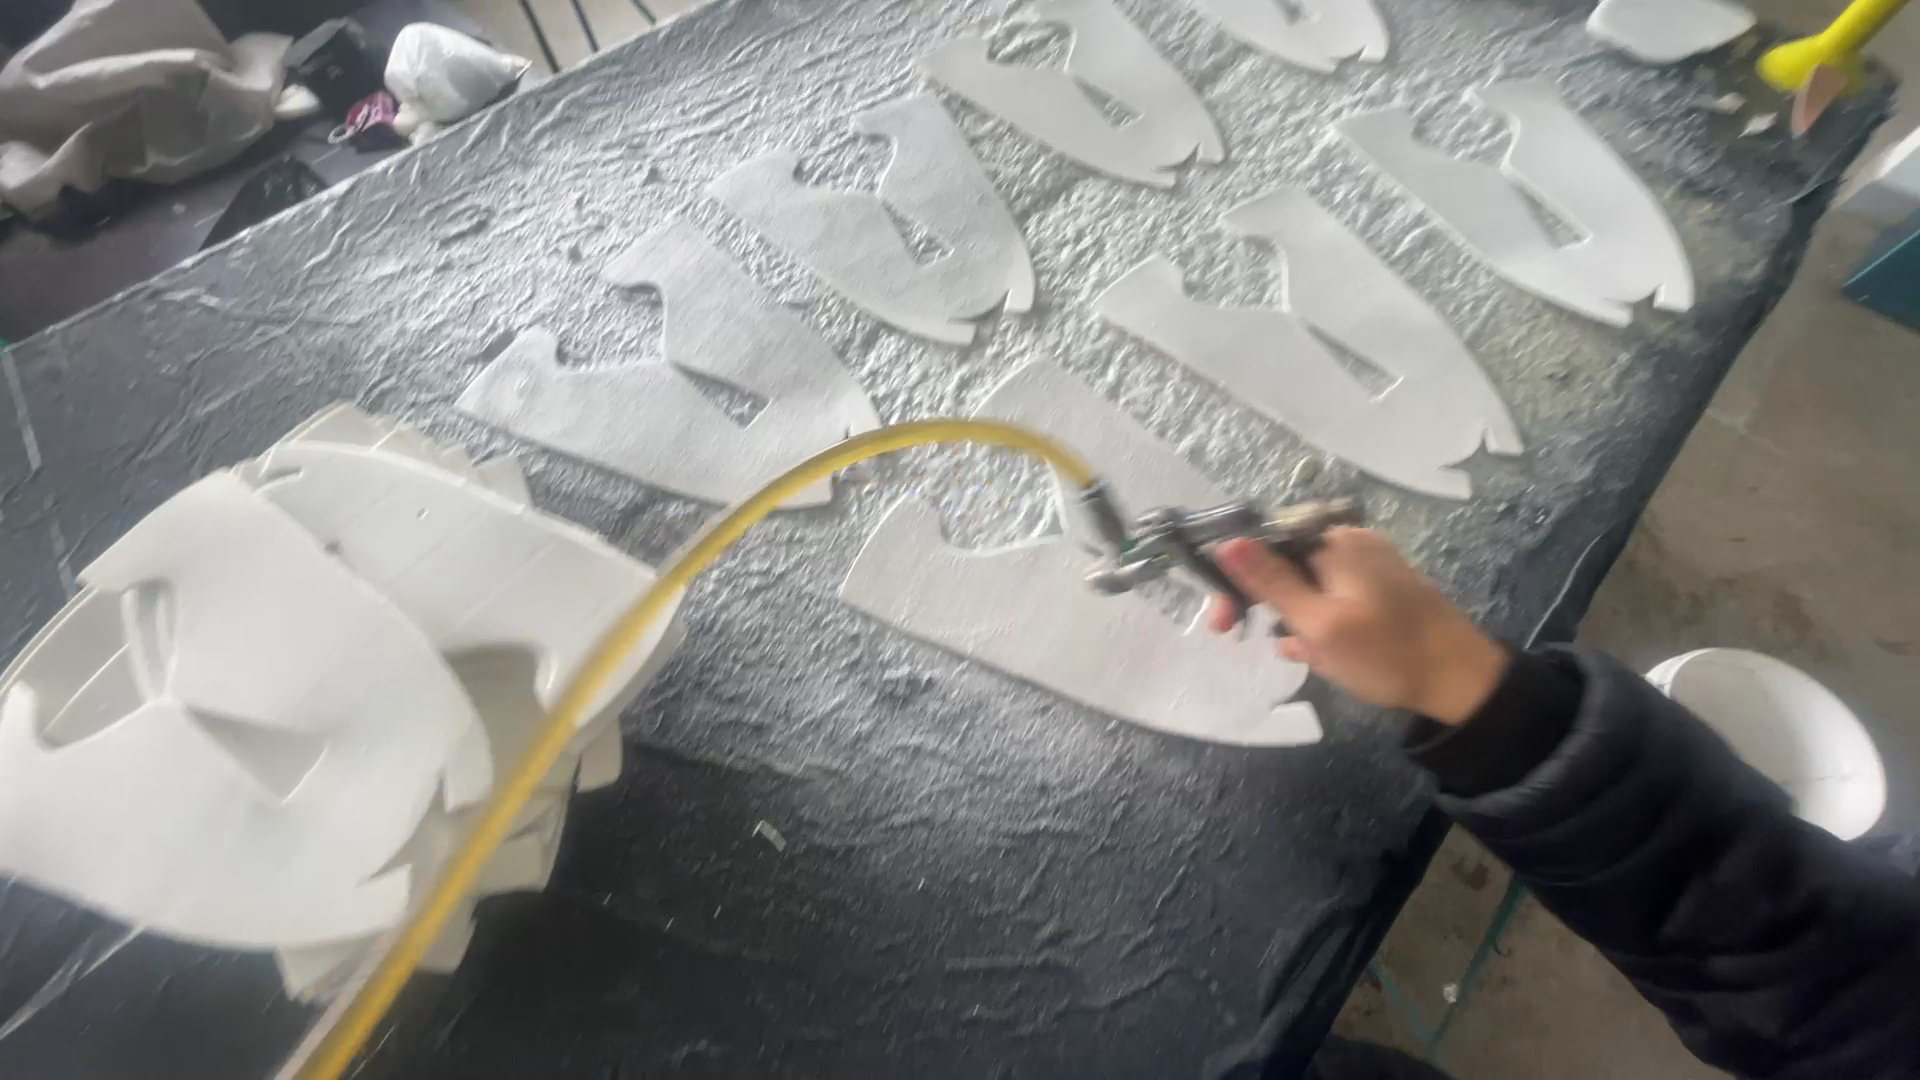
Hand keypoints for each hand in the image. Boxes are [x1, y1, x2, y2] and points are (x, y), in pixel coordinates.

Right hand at [1205, 528, 1507, 724]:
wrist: (1465, 684)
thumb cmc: (1386, 654)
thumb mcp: (1318, 623)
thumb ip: (1271, 581)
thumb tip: (1226, 542)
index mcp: (1334, 542)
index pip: (1264, 542)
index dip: (1233, 575)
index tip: (1220, 616)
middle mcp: (1350, 543)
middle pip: (1283, 560)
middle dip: (1259, 597)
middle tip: (1235, 632)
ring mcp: (1368, 565)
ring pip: (1305, 581)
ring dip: (1287, 612)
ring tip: (1291, 647)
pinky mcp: (1380, 588)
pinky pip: (1329, 594)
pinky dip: (1314, 617)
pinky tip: (1309, 647)